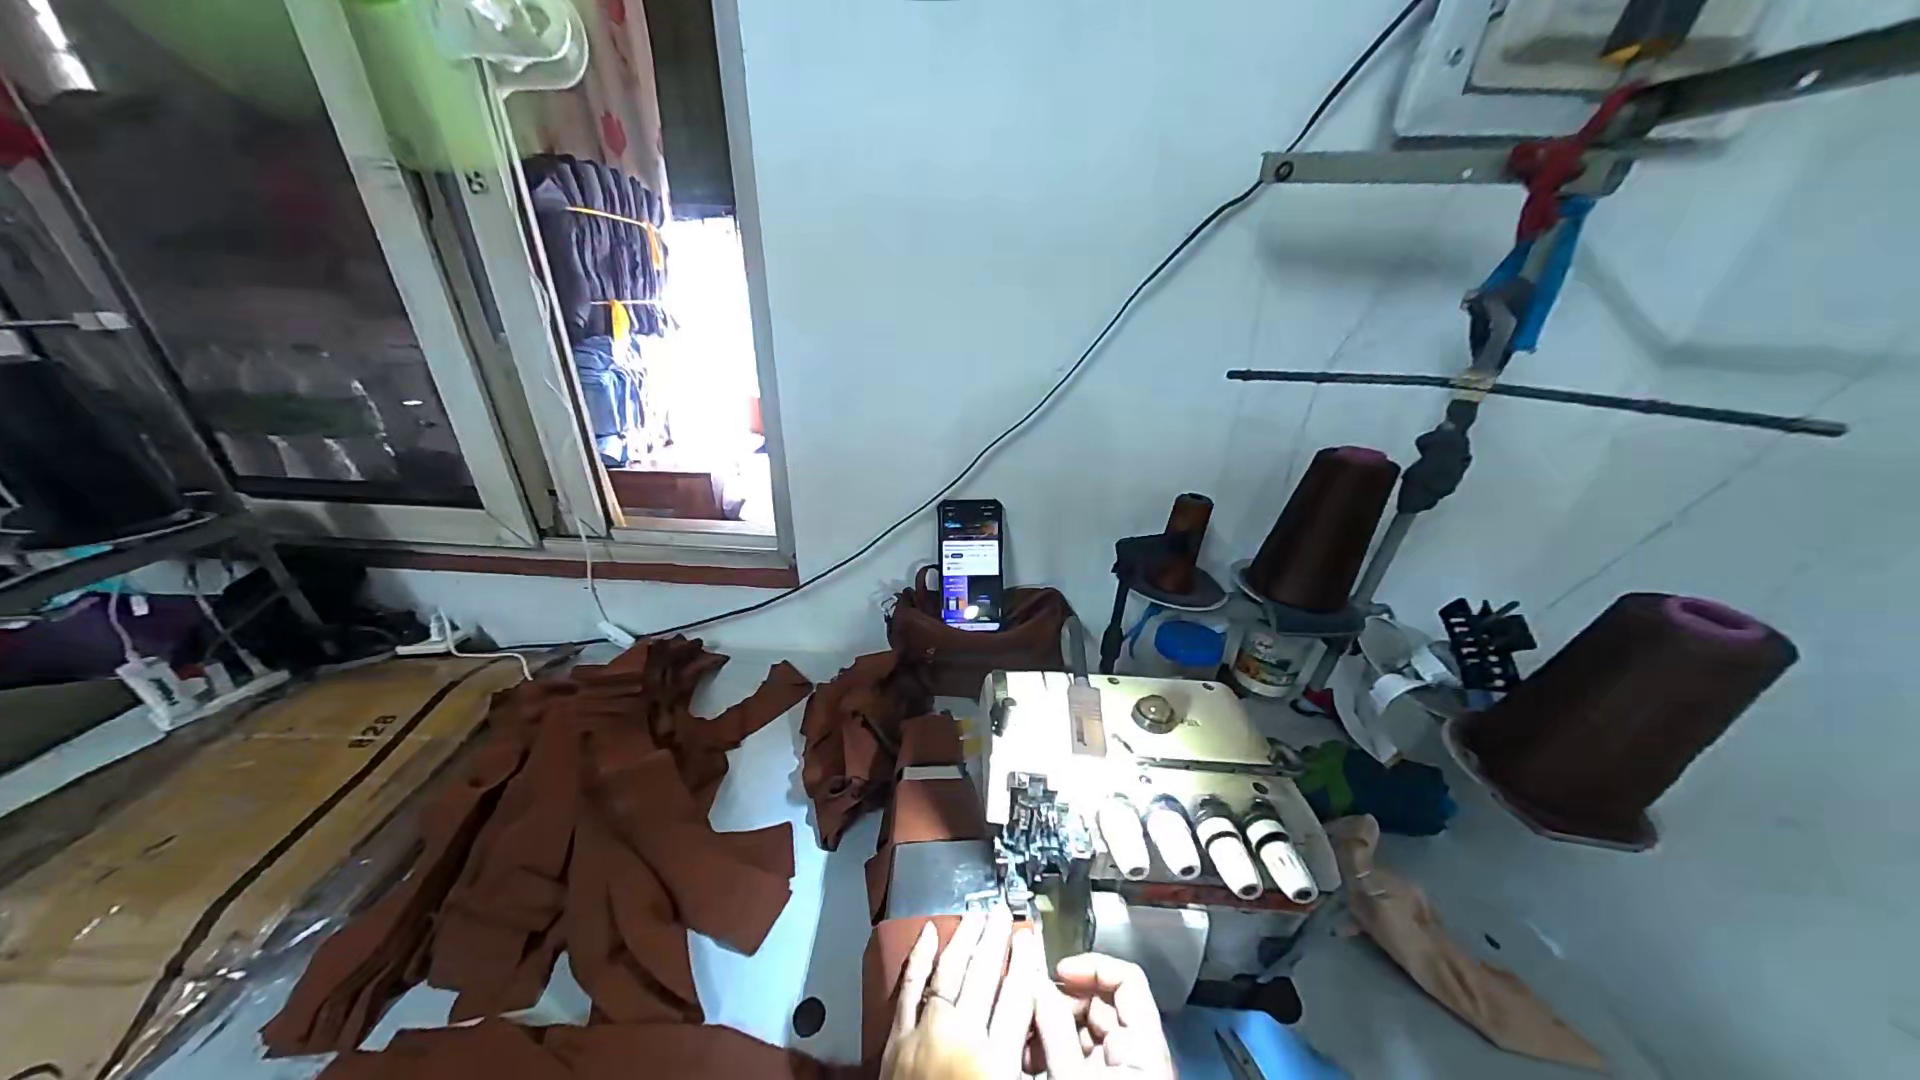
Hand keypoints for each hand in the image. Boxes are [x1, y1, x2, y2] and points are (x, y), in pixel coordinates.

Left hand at [882, 907, 1042, 1079]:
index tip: (1030, 937)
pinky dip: (919, 956)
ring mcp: (924, 1032)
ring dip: (964, 939)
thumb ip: (1021, 1063)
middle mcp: (960, 1036)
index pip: (1018, 995)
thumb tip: (1031, 1024)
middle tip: (1003, 914)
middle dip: (997, 940)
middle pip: (984, 974)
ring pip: (949, 971)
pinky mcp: (896, 1038)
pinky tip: (929, 933)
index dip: (1026, 961)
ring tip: (976, 916)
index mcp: (994, 1062)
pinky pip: (909, 986)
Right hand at [1032, 953, 1174, 1078]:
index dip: (1091, 966)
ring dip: (1053, 1026)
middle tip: (1031, 1007)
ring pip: (1088, 1028)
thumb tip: (1037, 986)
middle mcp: (1140, 1054)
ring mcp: (1125, 1071)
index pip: (1128, 979)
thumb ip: (1055, 1030)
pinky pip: (1084, 1054)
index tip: (1059, 970)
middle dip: (1061, 1001)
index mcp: (1146, 1046)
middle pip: (1102, 1002)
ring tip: (1024, 1039)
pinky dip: (1058, 1049)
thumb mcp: (1072, 1078)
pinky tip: (1032, 1058)